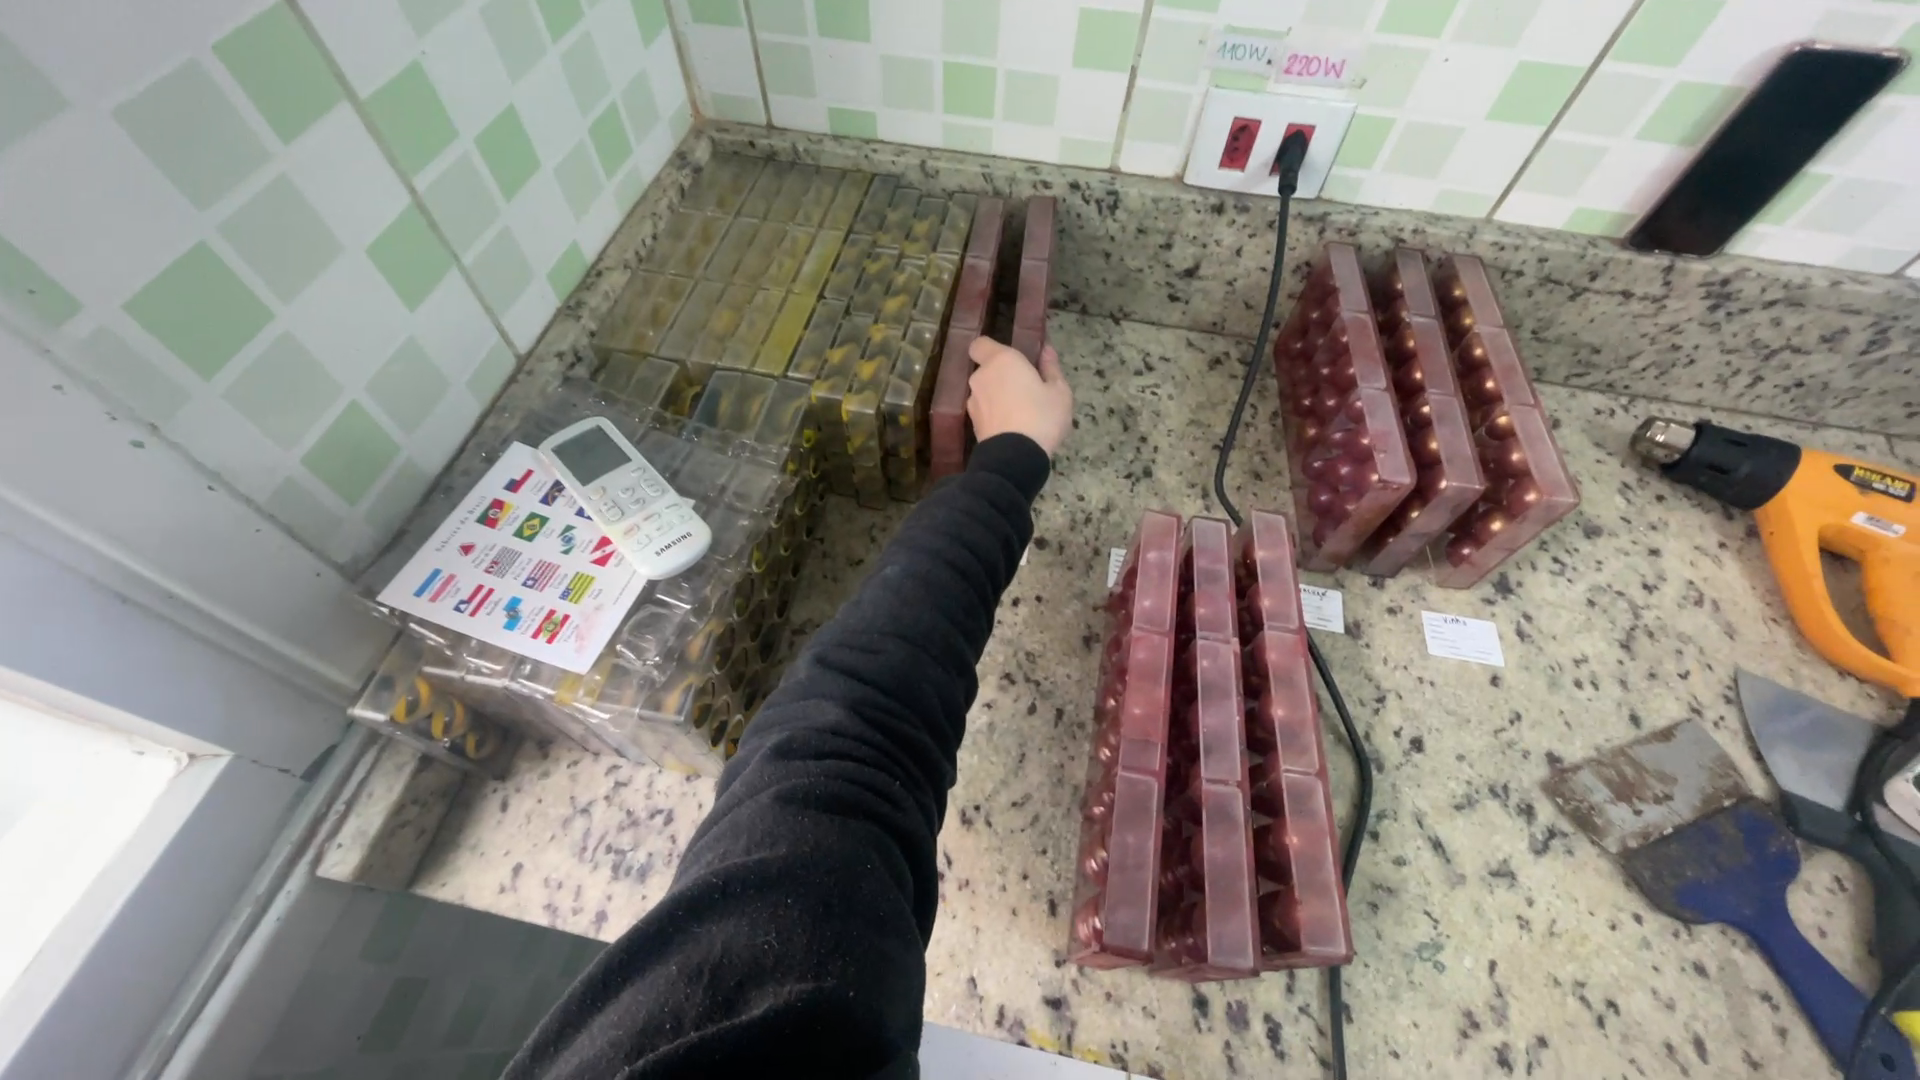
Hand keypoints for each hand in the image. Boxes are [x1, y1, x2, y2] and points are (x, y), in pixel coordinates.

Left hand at [967, 337, 1072, 456]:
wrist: (1016, 457)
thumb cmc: (1042, 417)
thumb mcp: (1059, 392)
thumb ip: (1051, 368)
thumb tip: (1047, 350)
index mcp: (1001, 361)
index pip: (980, 344)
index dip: (990, 350)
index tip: (1009, 360)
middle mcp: (981, 378)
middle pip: (986, 371)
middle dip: (1001, 377)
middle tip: (1025, 390)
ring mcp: (973, 402)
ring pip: (985, 393)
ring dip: (998, 398)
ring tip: (1021, 414)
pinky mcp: (972, 425)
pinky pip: (985, 412)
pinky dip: (994, 416)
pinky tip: (1012, 429)